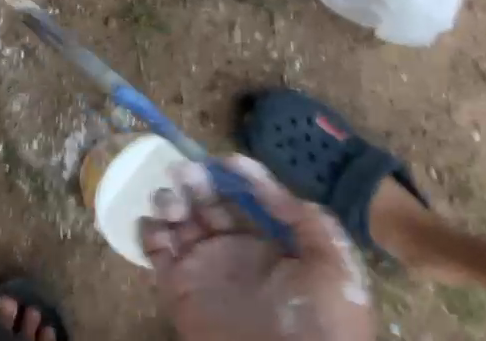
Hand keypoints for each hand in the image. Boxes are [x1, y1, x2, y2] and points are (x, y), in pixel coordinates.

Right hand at [140, 155, 373, 340]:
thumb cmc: (320, 325)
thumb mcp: (338, 274)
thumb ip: (313, 225)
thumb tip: (275, 188)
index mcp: (271, 247)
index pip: (247, 200)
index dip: (238, 177)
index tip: (227, 161)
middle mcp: (233, 250)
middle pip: (204, 200)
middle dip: (194, 179)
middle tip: (185, 171)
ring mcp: (201, 264)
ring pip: (174, 216)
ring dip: (168, 199)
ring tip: (173, 205)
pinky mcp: (174, 280)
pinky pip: (151, 244)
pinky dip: (147, 226)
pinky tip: (160, 225)